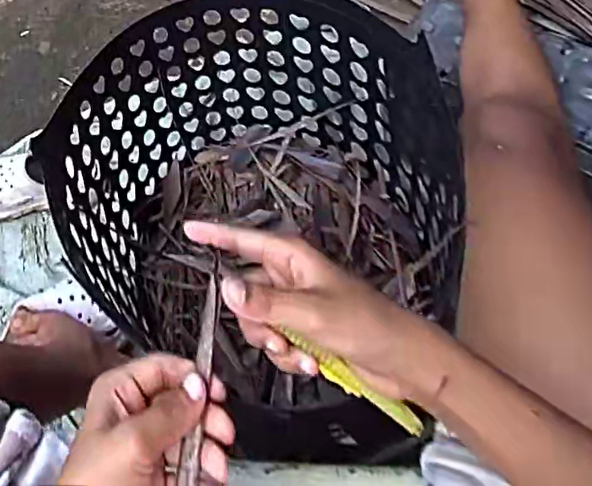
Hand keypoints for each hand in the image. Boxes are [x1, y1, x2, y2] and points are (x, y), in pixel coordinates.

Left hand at [57, 354, 234, 485]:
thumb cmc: (94, 485)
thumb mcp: (132, 442)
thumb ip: (166, 413)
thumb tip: (196, 385)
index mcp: (118, 393)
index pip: (161, 368)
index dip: (190, 376)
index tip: (216, 391)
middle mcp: (134, 415)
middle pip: (180, 402)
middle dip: (205, 417)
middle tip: (222, 431)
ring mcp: (147, 448)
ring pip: (189, 436)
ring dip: (208, 448)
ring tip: (216, 464)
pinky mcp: (158, 478)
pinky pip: (188, 466)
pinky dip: (203, 472)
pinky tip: (209, 477)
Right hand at [184, 221, 438, 402]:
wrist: (404, 362)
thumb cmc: (365, 323)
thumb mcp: (312, 314)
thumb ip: (265, 302)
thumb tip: (226, 287)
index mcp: (289, 256)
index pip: (241, 239)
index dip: (213, 234)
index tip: (188, 229)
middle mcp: (287, 275)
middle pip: (245, 291)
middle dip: (255, 320)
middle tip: (276, 337)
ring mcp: (294, 303)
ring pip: (257, 320)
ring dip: (273, 343)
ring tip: (300, 353)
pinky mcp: (302, 328)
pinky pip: (274, 340)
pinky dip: (287, 356)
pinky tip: (311, 362)